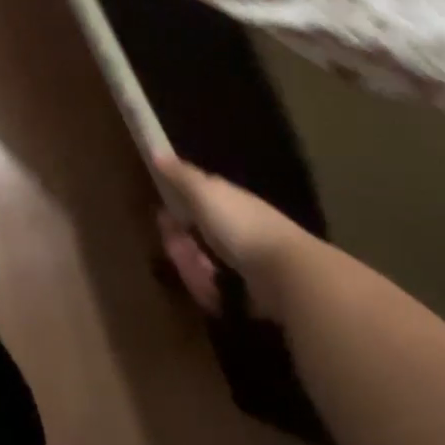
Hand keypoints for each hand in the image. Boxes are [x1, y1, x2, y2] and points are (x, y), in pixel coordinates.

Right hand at [155, 155, 317, 319]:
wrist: (287, 274)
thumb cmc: (241, 225)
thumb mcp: (204, 192)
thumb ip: (180, 175)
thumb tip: (156, 151)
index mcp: (226, 202)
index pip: (191, 201)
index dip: (174, 210)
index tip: (163, 216)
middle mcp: (234, 229)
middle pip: (191, 238)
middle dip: (180, 247)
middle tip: (183, 250)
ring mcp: (241, 262)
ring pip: (199, 265)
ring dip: (194, 272)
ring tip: (206, 276)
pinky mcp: (247, 292)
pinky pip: (214, 291)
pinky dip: (212, 293)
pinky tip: (217, 293)